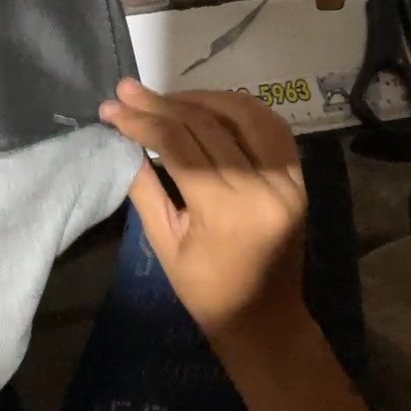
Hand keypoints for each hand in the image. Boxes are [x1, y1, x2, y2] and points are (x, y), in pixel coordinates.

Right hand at [99, 80, 310, 348]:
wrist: (265, 320)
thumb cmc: (205, 290)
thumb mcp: (163, 242)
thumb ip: (143, 187)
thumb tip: (121, 139)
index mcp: (224, 210)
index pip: (176, 143)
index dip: (140, 120)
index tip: (110, 108)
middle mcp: (261, 187)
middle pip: (205, 124)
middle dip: (160, 104)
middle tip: (127, 90)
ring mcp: (287, 180)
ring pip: (243, 114)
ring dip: (200, 98)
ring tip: (166, 96)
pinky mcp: (299, 178)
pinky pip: (272, 127)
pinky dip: (239, 108)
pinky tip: (210, 105)